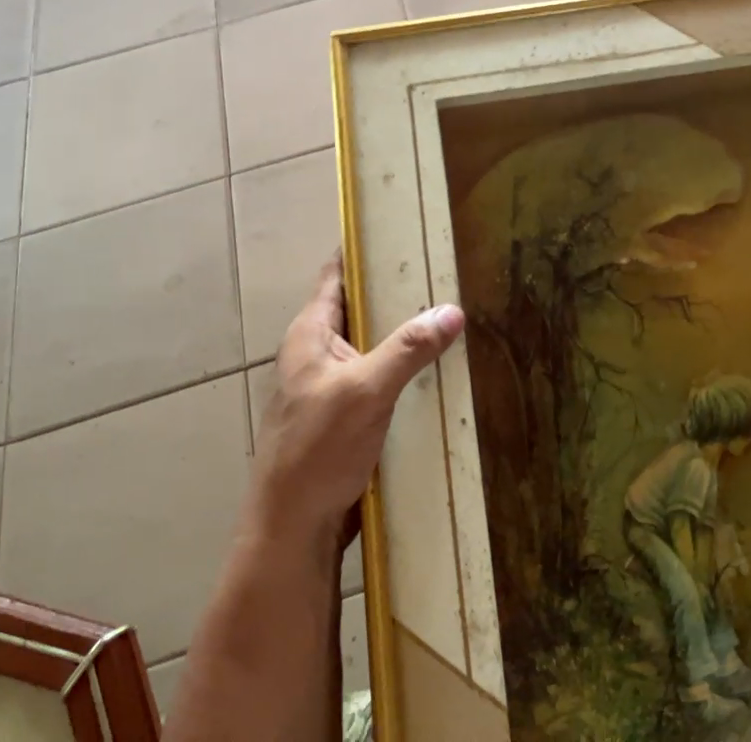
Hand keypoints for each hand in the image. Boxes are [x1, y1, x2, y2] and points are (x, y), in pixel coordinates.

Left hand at [255, 256, 464, 532]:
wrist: (294, 525)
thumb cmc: (318, 450)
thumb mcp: (365, 392)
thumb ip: (408, 349)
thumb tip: (453, 310)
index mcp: (310, 334)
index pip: (337, 274)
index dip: (365, 248)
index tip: (404, 226)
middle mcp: (319, 352)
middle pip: (362, 307)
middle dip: (400, 289)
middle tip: (449, 269)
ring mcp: (334, 385)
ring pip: (375, 344)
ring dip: (408, 332)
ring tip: (456, 312)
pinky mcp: (350, 416)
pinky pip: (383, 377)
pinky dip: (409, 368)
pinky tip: (442, 368)